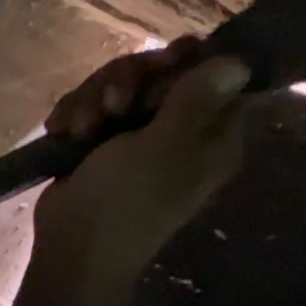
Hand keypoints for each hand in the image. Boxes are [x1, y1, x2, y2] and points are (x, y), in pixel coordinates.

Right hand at [34, 39, 252, 272]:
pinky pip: (92, 99)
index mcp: (211, 135)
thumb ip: (196, 101)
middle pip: (160, 71)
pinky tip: (64, 131)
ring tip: (80, 129)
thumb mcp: (163, 148)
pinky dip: (76, 111)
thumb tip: (241, 62)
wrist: (74, 243)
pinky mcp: (104, 136)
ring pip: (120, 81)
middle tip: (114, 105)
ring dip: (94, 98)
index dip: (187, 62)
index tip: (161, 63)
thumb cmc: (127, 200)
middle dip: (127, 81)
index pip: (215, 76)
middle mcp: (181, 129)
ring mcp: (140, 132)